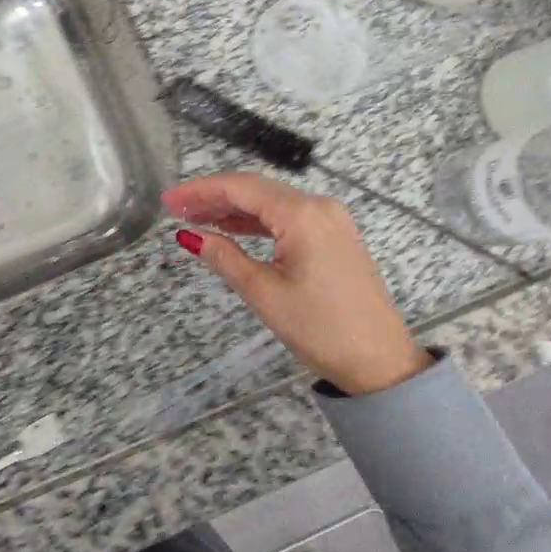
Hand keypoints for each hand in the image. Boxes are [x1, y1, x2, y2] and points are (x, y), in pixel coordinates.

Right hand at [165, 174, 431, 395]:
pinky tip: (230, 228)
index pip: (240, 188)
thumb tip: (188, 236)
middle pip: (255, 189)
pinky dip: (256, 220)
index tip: (168, 201)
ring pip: (270, 201)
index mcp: (302, 215)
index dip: (200, 190)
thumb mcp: (263, 292)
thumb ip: (223, 256)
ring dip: (232, 208)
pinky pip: (286, 216)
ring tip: (195, 218)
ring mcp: (330, 220)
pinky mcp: (335, 236)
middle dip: (213, 196)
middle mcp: (319, 207)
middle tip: (175, 209)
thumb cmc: (321, 328)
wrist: (382, 363)